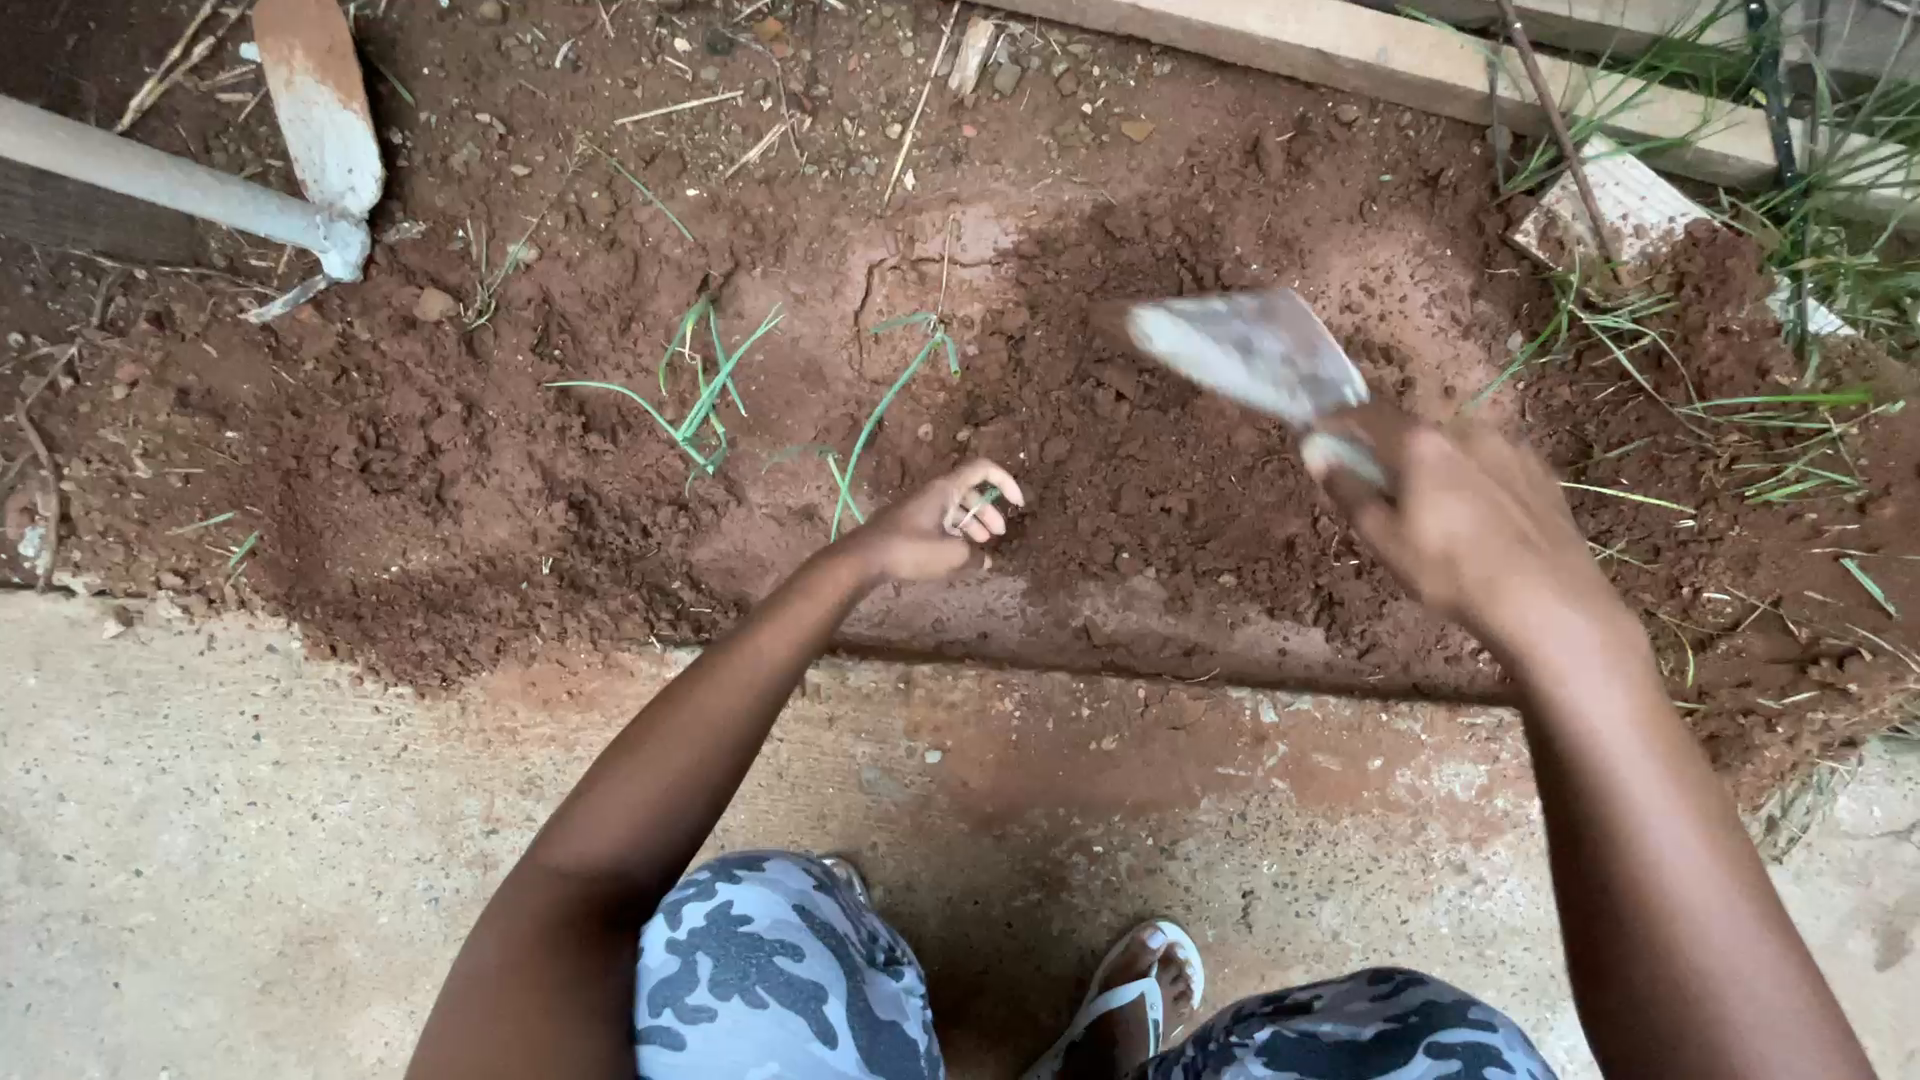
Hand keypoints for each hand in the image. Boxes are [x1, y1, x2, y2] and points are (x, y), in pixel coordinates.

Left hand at [837, 459, 1025, 583]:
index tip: (1018, 504)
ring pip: (955, 508)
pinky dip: (955, 533)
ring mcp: (920, 507)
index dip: (1006, 482)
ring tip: (981, 547)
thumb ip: (975, 555)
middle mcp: (934, 492)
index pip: (983, 469)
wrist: (864, 557)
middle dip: (989, 511)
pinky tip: (958, 555)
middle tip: (998, 534)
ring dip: (972, 524)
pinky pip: (940, 521)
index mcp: (946, 489)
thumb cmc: (910, 549)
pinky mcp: (910, 523)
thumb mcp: (951, 554)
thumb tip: (985, 560)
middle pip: (970, 492)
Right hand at [1303, 407, 1643, 671]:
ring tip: (1432, 514)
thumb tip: (1317, 452)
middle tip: (1379, 494)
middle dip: (1388, 454)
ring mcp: (1510, 449)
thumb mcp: (1382, 538)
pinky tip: (1474, 520)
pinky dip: (1468, 479)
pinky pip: (1488, 465)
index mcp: (1422, 444)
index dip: (1338, 420)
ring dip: (1432, 467)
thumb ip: (1348, 489)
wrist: (1549, 603)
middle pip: (1413, 432)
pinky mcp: (1541, 472)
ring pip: (1454, 449)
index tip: (1319, 436)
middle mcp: (1467, 431)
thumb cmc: (1450, 571)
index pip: (1367, 413)